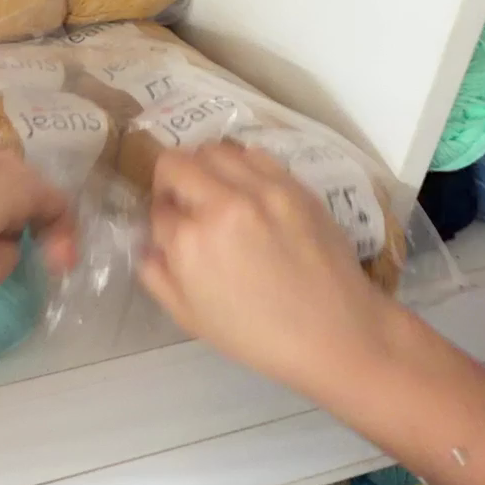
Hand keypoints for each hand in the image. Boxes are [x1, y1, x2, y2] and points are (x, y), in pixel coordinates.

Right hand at [139, 144, 401, 393]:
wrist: (334, 331)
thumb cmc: (254, 335)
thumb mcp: (187, 316)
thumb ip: (156, 274)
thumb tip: (150, 244)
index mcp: (189, 242)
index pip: (156, 211)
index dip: (158, 223)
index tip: (169, 236)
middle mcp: (221, 204)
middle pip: (174, 164)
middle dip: (168, 184)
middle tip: (181, 206)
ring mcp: (261, 189)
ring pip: (212, 150)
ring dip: (202, 168)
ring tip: (213, 193)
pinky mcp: (293, 185)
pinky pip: (253, 155)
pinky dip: (238, 166)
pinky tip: (246, 192)